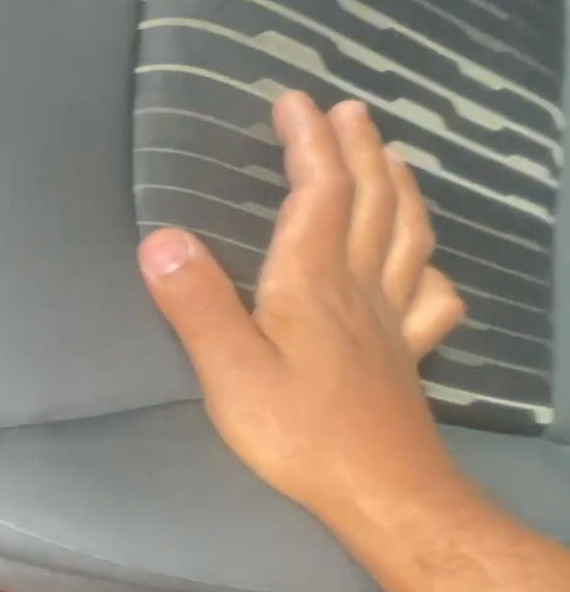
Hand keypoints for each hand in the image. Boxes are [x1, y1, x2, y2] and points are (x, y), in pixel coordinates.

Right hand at [136, 92, 469, 524]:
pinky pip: (430, 295)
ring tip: (391, 160)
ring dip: (398, 188)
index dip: (307, 146)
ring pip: (407, 236)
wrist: (379, 488)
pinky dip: (430, 265)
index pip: (317, 197)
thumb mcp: (226, 368)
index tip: (294, 102)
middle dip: (356, 151)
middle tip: (344, 114)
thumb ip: (195, 302)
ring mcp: (391, 320)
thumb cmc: (292, 429)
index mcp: (311, 285)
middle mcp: (359, 288)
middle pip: (369, 204)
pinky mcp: (403, 353)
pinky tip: (425, 265)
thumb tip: (160, 239)